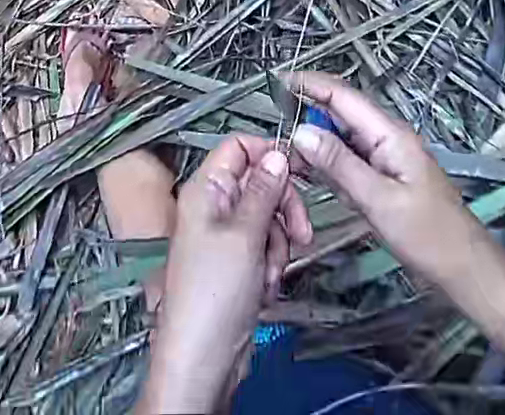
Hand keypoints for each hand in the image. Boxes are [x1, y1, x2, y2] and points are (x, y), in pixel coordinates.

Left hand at [138, 135, 311, 414]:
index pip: (238, 147)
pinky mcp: (238, 260)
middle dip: (283, 207)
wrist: (203, 357)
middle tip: (300, 232)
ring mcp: (226, 233)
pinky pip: (265, 245)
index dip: (268, 153)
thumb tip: (278, 153)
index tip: (300, 171)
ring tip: (270, 270)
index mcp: (206, 187)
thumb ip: (263, 191)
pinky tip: (265, 285)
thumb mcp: (244, 234)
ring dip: (278, 242)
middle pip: (260, 182)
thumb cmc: (215, 289)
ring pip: (267, 216)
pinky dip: (272, 262)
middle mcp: (214, 204)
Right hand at [284, 72, 479, 280]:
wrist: (466, 271)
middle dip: (306, 115)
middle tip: (276, 127)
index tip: (277, 81)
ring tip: (288, 155)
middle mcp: (385, 136)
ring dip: (314, 142)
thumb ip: (337, 163)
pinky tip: (312, 174)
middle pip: (338, 112)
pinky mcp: (381, 173)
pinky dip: (326, 162)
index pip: (341, 95)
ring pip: (339, 135)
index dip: (308, 84)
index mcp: (388, 133)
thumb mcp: (378, 199)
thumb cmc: (428, 235)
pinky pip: (346, 157)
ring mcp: (384, 154)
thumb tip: (300, 130)